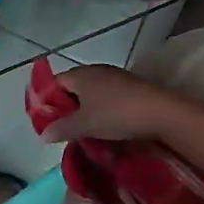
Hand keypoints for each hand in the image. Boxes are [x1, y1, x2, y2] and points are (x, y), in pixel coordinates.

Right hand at [40, 64, 193, 143]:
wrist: (159, 111)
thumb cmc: (115, 114)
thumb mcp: (84, 125)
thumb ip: (61, 127)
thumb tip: (44, 133)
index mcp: (80, 74)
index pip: (55, 82)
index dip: (47, 100)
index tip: (46, 122)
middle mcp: (96, 69)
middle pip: (73, 87)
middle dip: (67, 108)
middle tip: (63, 130)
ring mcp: (114, 76)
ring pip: (91, 92)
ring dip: (85, 110)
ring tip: (83, 131)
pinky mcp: (129, 86)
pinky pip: (106, 96)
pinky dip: (101, 109)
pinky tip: (105, 125)